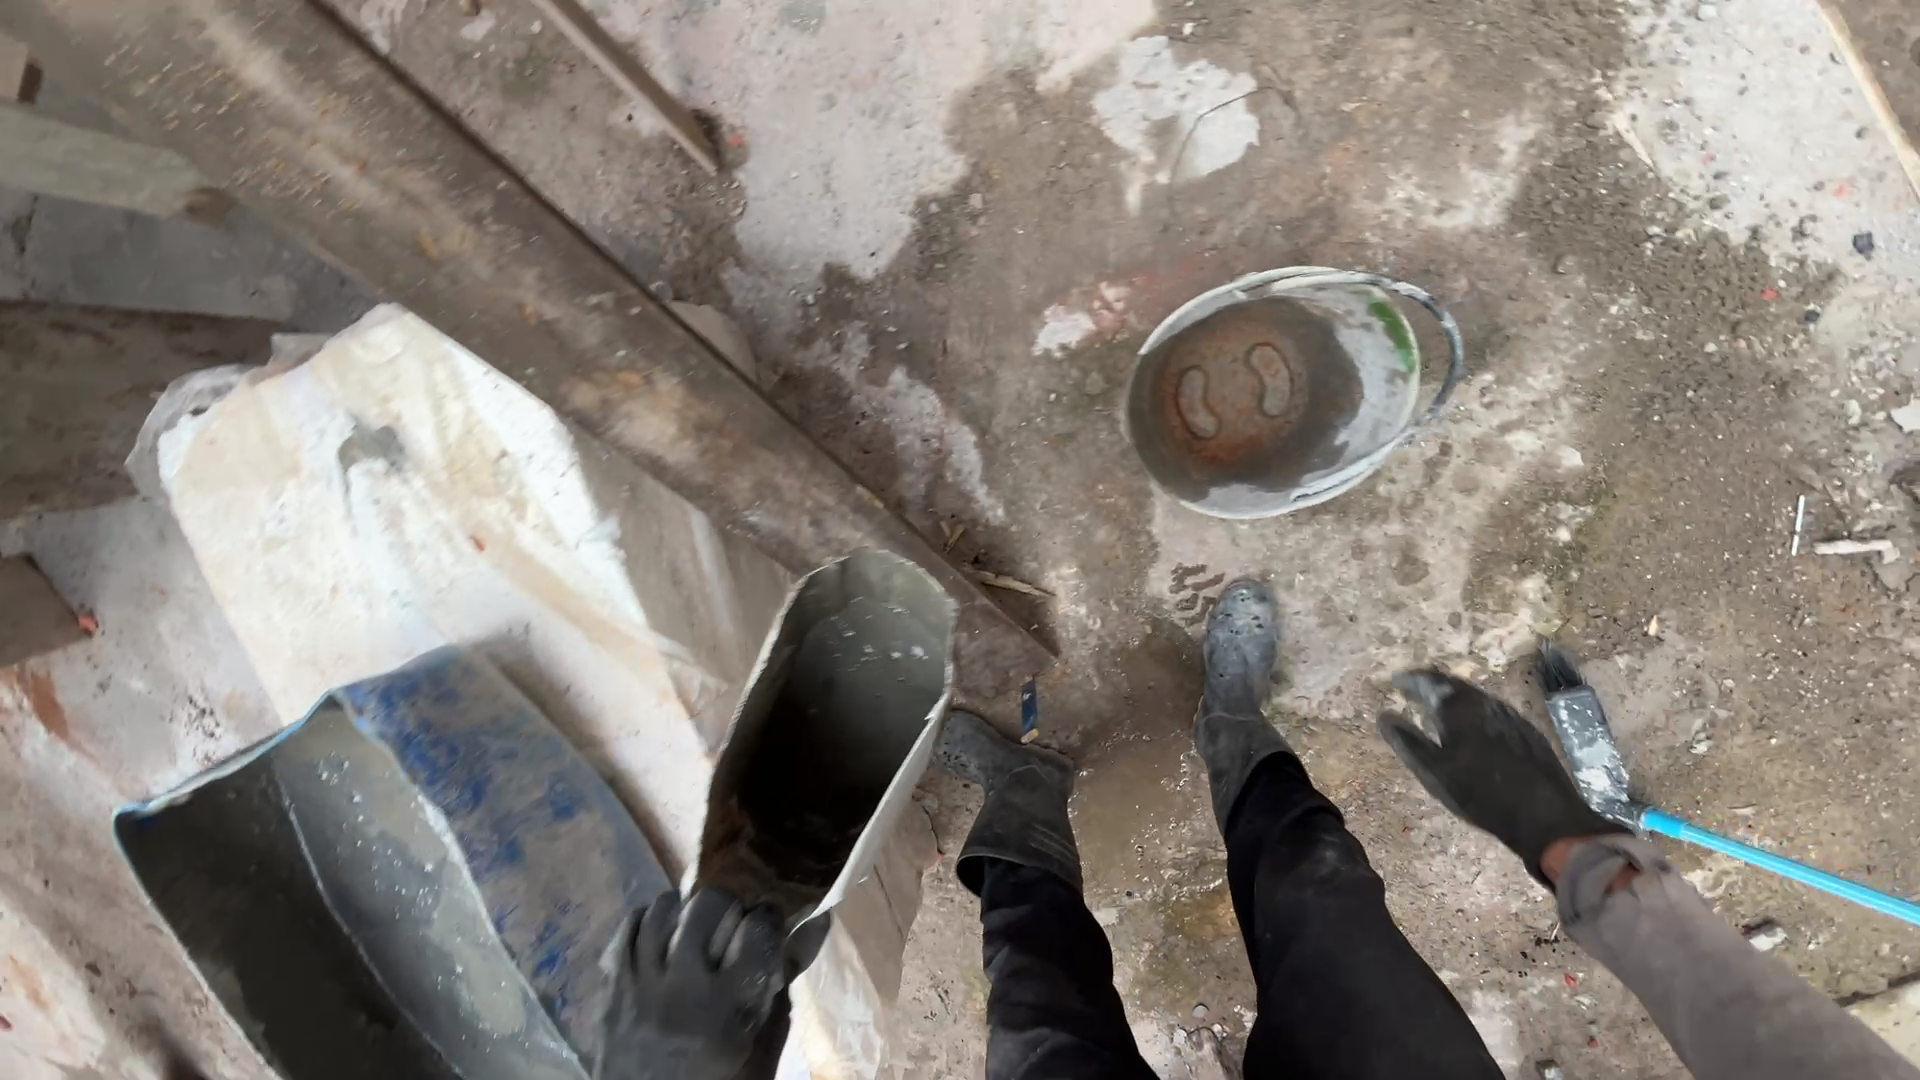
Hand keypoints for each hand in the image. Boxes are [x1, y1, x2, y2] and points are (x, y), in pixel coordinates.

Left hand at [596, 887, 787, 1079]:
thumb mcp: (764, 1045)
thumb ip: (785, 979)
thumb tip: (817, 920)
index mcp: (728, 1008)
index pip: (759, 927)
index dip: (768, 920)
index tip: (767, 928)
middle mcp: (682, 988)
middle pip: (710, 904)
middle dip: (728, 908)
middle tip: (730, 931)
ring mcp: (640, 985)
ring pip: (665, 907)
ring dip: (686, 913)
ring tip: (693, 933)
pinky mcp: (611, 987)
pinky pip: (628, 926)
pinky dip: (648, 924)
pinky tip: (662, 940)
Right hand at [1377, 670, 1627, 885]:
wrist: (1548, 821)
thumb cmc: (1481, 795)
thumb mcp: (1433, 771)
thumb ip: (1406, 740)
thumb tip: (1383, 716)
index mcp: (1459, 709)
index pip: (1429, 682)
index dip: (1410, 680)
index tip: (1396, 681)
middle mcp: (1486, 705)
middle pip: (1455, 685)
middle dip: (1433, 684)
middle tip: (1415, 688)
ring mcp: (1511, 718)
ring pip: (1476, 697)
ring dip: (1455, 696)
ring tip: (1439, 704)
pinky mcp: (1529, 734)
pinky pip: (1493, 711)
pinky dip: (1474, 711)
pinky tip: (1473, 725)